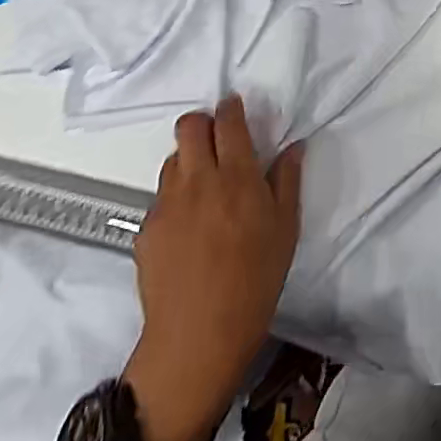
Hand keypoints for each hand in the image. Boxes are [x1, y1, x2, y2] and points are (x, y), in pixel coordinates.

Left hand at [123, 95, 303, 440]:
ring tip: (205, 185)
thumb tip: (294, 146)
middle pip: (189, 127)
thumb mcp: (285, 230)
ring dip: (189, 159)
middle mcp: (197, 181)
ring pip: (173, 159)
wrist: (200, 334)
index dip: (230, 108)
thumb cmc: (256, 280)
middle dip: (202, 122)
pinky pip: (161, 196)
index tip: (234, 106)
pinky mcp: (146, 227)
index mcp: (237, 178)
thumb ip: (287, 181)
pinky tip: (190, 227)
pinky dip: (177, 197)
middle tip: (217, 139)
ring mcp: (166, 203)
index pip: (228, 123)